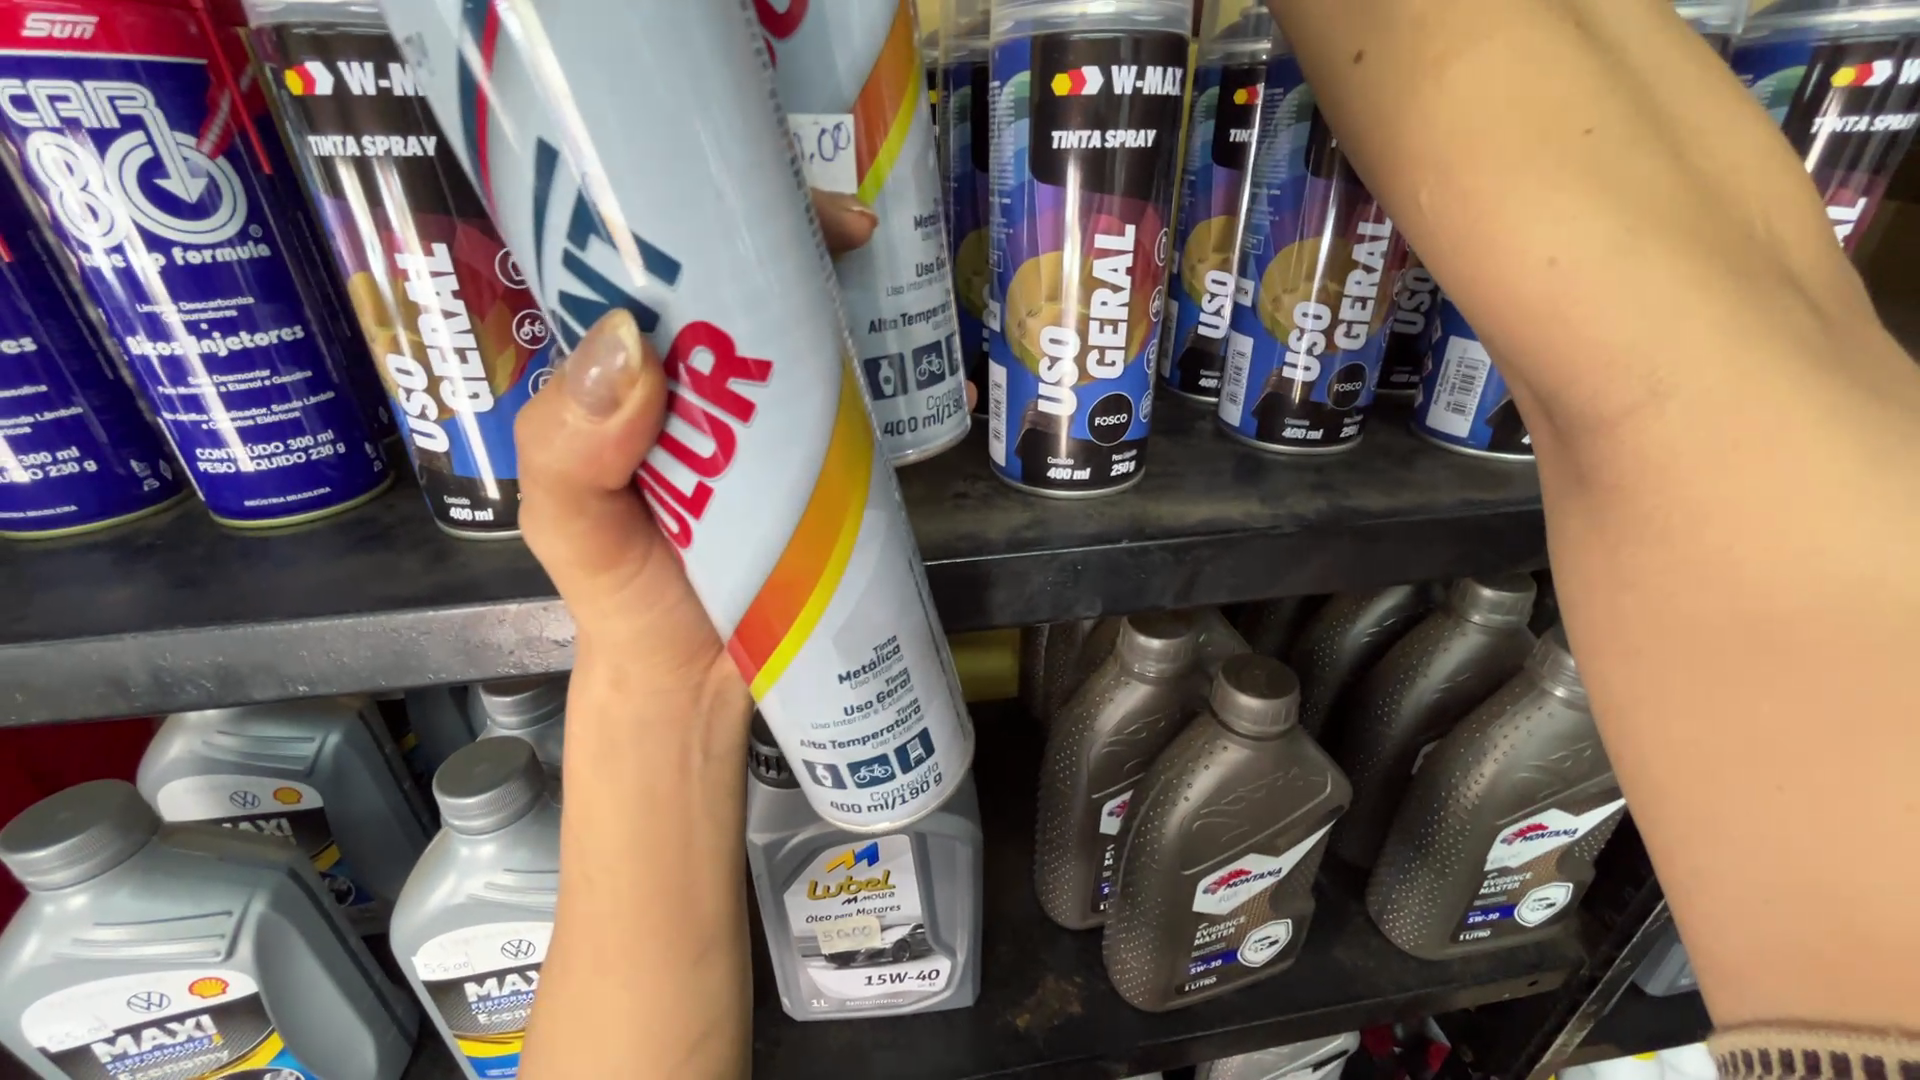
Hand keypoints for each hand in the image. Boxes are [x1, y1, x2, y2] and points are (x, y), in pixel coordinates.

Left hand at [513, 191, 881, 732]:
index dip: (722, 217)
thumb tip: (635, 343)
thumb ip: (568, 447)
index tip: (791, 215)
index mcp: (629, 374)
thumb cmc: (622, 598)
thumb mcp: (569, 525)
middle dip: (807, 250)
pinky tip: (931, 377)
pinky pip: (850, 404)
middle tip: (867, 243)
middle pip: (753, 288)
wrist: (694, 677)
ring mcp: (764, 421)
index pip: (670, 265)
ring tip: (907, 293)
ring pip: (808, 339)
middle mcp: (700, 381)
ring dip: (856, 307)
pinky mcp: (814, 461)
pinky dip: (889, 381)